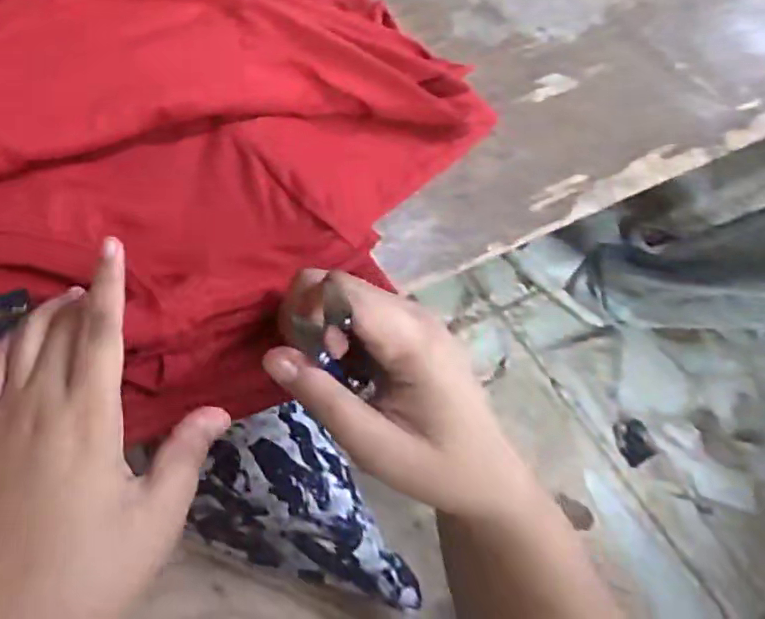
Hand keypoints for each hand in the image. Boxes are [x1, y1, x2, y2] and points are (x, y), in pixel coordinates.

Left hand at [0, 238, 233, 618]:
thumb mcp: (154, 520)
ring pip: (25, 339)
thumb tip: (216, 410)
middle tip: (96, 285)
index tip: (109, 245)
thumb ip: (183, 456)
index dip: (108, 284)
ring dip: (47, 312)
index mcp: (90, 415)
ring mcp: (7, 414)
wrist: (16, 613)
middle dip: (81, 295)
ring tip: (67, 303)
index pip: (101, 332)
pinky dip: (8, 341)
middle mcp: (45, 400)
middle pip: (62, 327)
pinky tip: (20, 338)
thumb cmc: (94, 566)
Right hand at [262, 269, 546, 522]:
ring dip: (322, 321)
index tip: (313, 358)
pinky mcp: (410, 321)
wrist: (493, 483)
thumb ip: (322, 397)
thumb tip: (271, 355)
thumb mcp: (373, 446)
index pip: (338, 288)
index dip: (308, 312)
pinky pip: (357, 303)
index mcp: (412, 338)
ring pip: (343, 289)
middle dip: (309, 315)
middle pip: (336, 281)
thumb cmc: (435, 469)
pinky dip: (339, 326)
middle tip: (315, 364)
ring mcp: (414, 314)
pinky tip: (351, 366)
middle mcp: (413, 312)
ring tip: (335, 369)